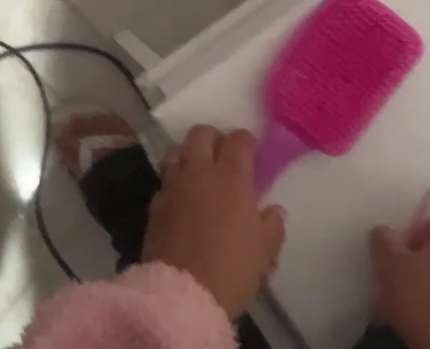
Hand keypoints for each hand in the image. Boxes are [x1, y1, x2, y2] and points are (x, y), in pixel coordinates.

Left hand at [142, 125, 287, 317]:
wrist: (182, 294)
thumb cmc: (231, 271)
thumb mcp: (264, 254)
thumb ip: (272, 228)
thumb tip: (274, 211)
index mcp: (231, 179)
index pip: (238, 141)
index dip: (245, 140)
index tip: (250, 147)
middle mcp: (200, 172)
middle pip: (201, 134)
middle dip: (213, 137)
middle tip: (222, 153)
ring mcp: (173, 184)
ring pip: (177, 150)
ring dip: (188, 154)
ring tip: (198, 171)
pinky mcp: (155, 202)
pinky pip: (165, 178)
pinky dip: (174, 180)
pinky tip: (181, 197)